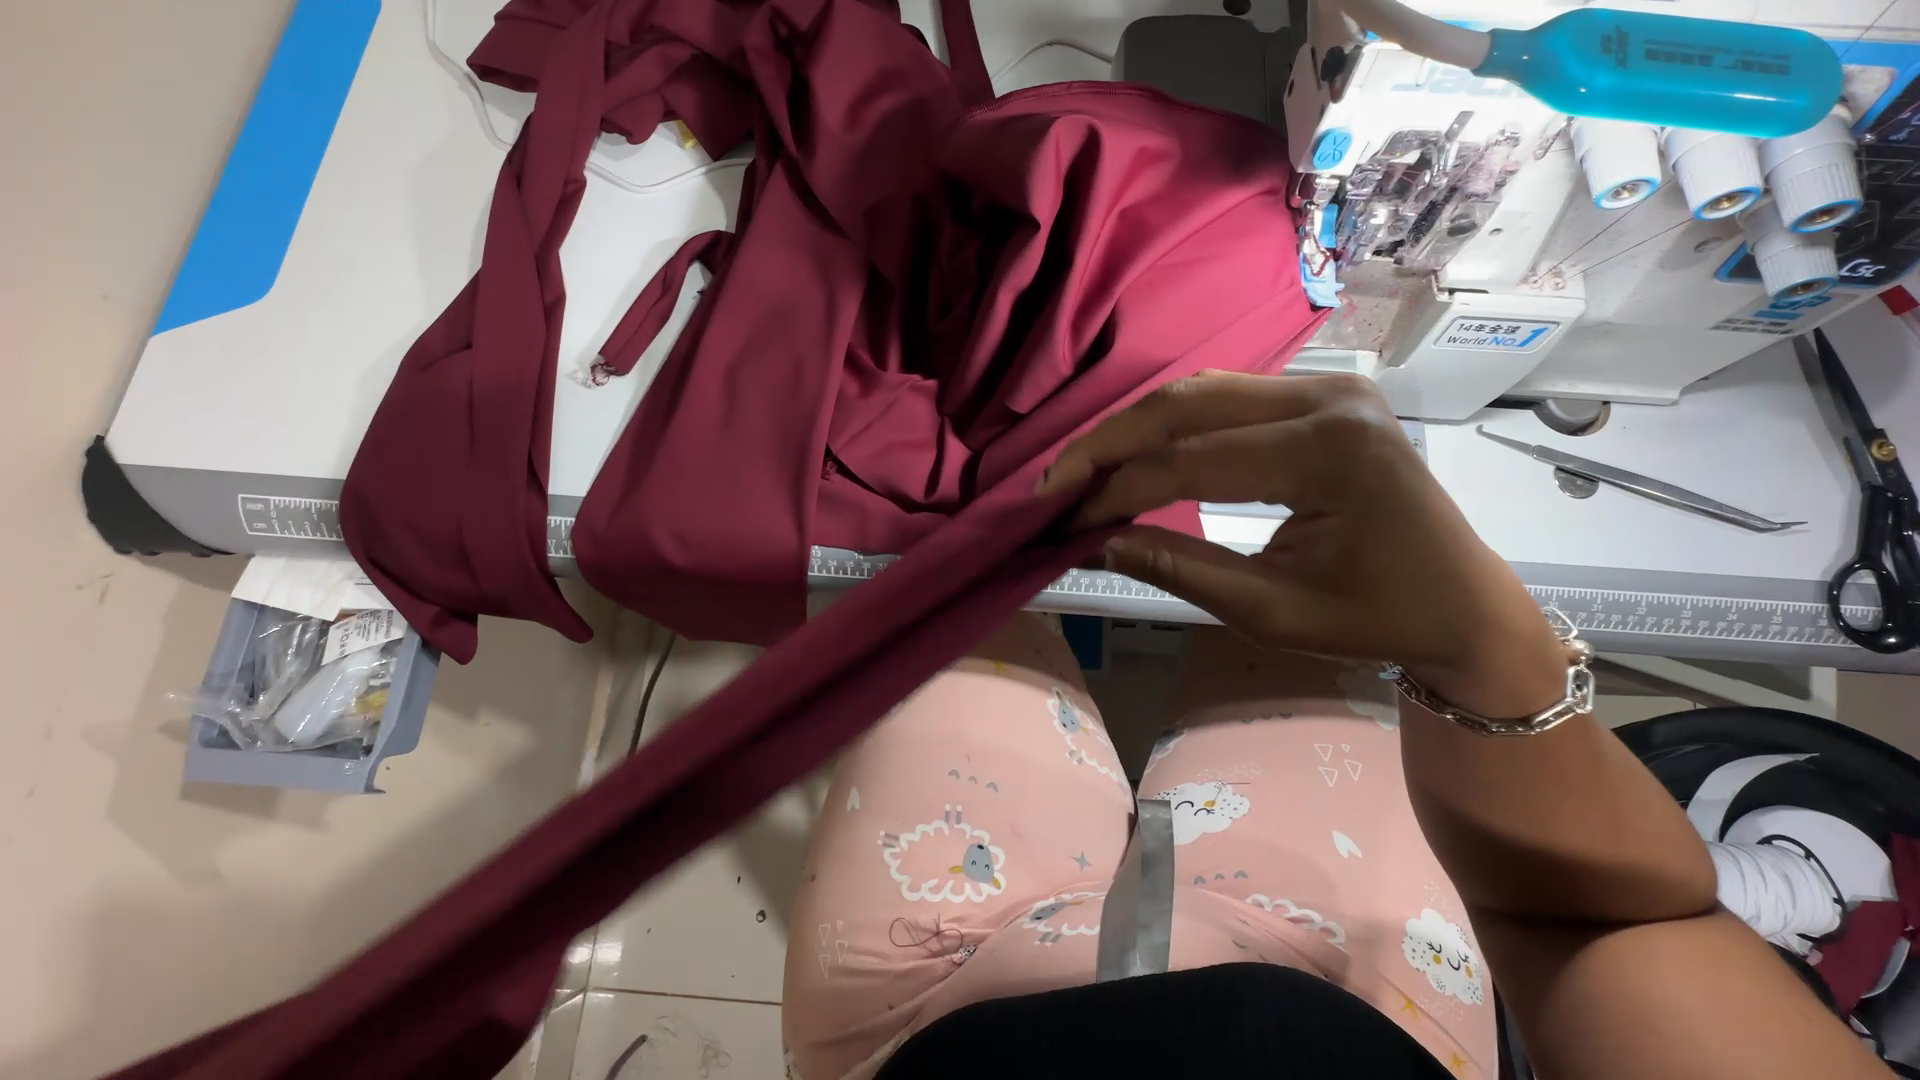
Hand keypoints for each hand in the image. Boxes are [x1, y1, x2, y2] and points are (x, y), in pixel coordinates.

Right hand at [1039, 372, 1566, 717]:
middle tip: (1053, 484)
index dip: (1113, 493)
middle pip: (1186, 404)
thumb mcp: (1269, 610)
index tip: (1061, 522)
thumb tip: (1092, 542)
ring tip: (1083, 470)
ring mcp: (1329, 387)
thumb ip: (1176, 568)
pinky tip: (1137, 452)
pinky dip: (1173, 425)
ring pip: (1201, 392)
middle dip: (1109, 445)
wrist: (1464, 603)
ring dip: (1135, 429)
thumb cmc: (1376, 618)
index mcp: (1327, 453)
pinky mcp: (1323, 394)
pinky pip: (1228, 399)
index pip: (1188, 463)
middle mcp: (1328, 398)